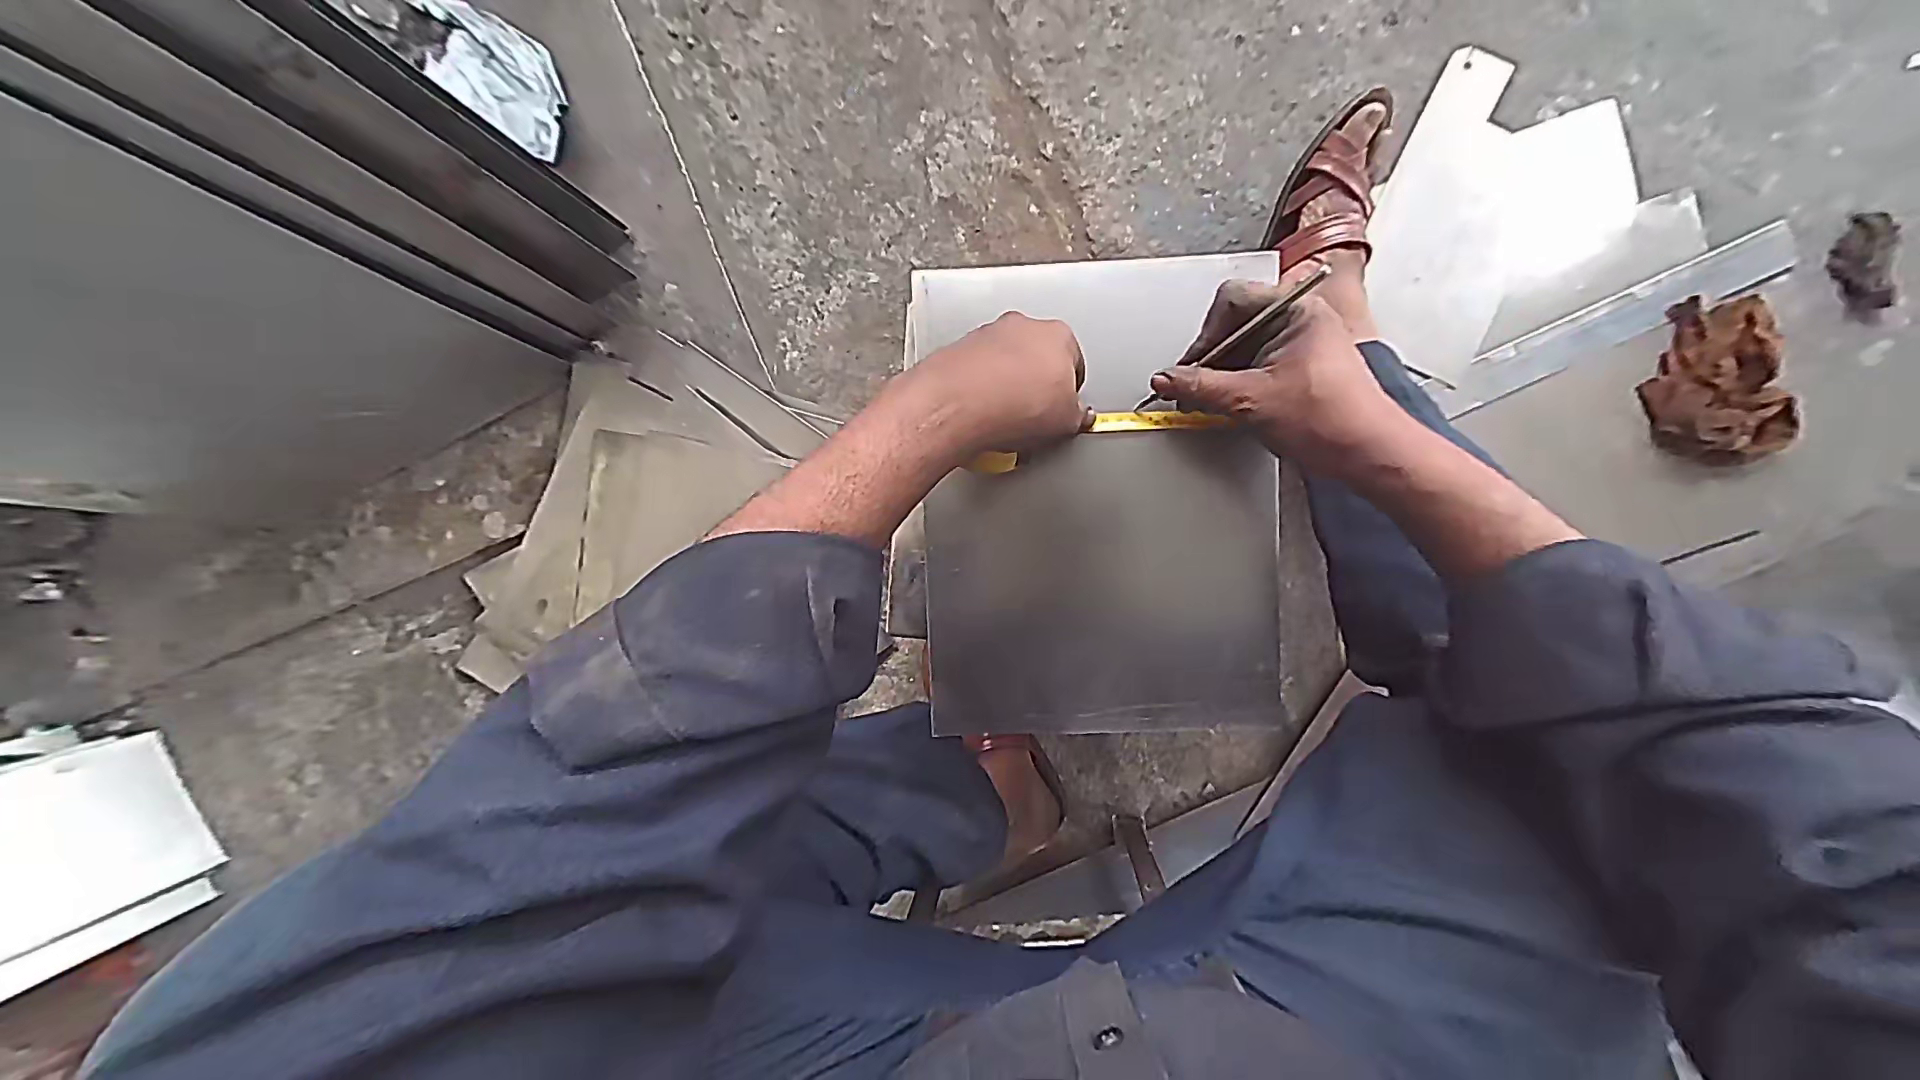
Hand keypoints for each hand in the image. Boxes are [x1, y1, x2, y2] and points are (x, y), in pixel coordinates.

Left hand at [892, 312, 1094, 458]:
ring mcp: (987, 335)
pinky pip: (977, 375)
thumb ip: (1078, 415)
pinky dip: (980, 392)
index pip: (1075, 364)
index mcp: (1058, 334)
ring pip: (1005, 366)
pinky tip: (981, 417)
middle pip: (1038, 360)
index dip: (1070, 394)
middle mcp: (1022, 326)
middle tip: (1034, 417)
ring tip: (1004, 422)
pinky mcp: (959, 351)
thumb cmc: (1012, 403)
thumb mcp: (1066, 421)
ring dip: (1007, 389)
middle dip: (1037, 388)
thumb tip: (1077, 417)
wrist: (960, 404)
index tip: (1063, 411)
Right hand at [1148, 279, 1409, 478]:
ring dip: (1219, 376)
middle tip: (1190, 388)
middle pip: (1234, 325)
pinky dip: (1234, 385)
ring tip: (1207, 401)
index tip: (1190, 367)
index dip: (1204, 336)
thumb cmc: (1332, 419)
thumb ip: (1200, 387)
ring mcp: (1300, 344)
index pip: (1231, 302)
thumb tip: (1167, 379)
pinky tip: (1225, 405)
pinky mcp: (1298, 368)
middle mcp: (1299, 320)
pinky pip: (1255, 366)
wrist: (1367, 452)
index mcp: (1296, 310)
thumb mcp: (1250, 400)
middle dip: (1208, 359)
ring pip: (1242, 348)